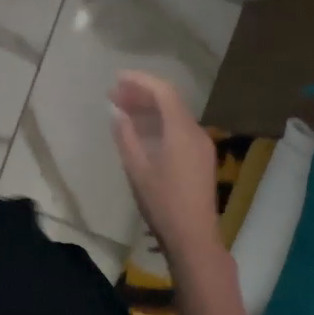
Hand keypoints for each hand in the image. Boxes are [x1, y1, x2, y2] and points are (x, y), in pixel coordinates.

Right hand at [110, 71, 222, 264]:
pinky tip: (139, 130)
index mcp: (181, 132)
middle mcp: (196, 133)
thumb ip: (125, 135)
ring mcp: (200, 146)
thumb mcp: (136, 168)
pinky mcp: (199, 158)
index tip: (117, 78)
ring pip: (174, 115)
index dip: (141, 80)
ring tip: (122, 108)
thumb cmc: (162, 202)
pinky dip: (158, 122)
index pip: (164, 92)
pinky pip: (177, 129)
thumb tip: (116, 112)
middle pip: (170, 101)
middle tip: (113, 94)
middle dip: (142, 93)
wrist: (193, 237)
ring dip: (149, 108)